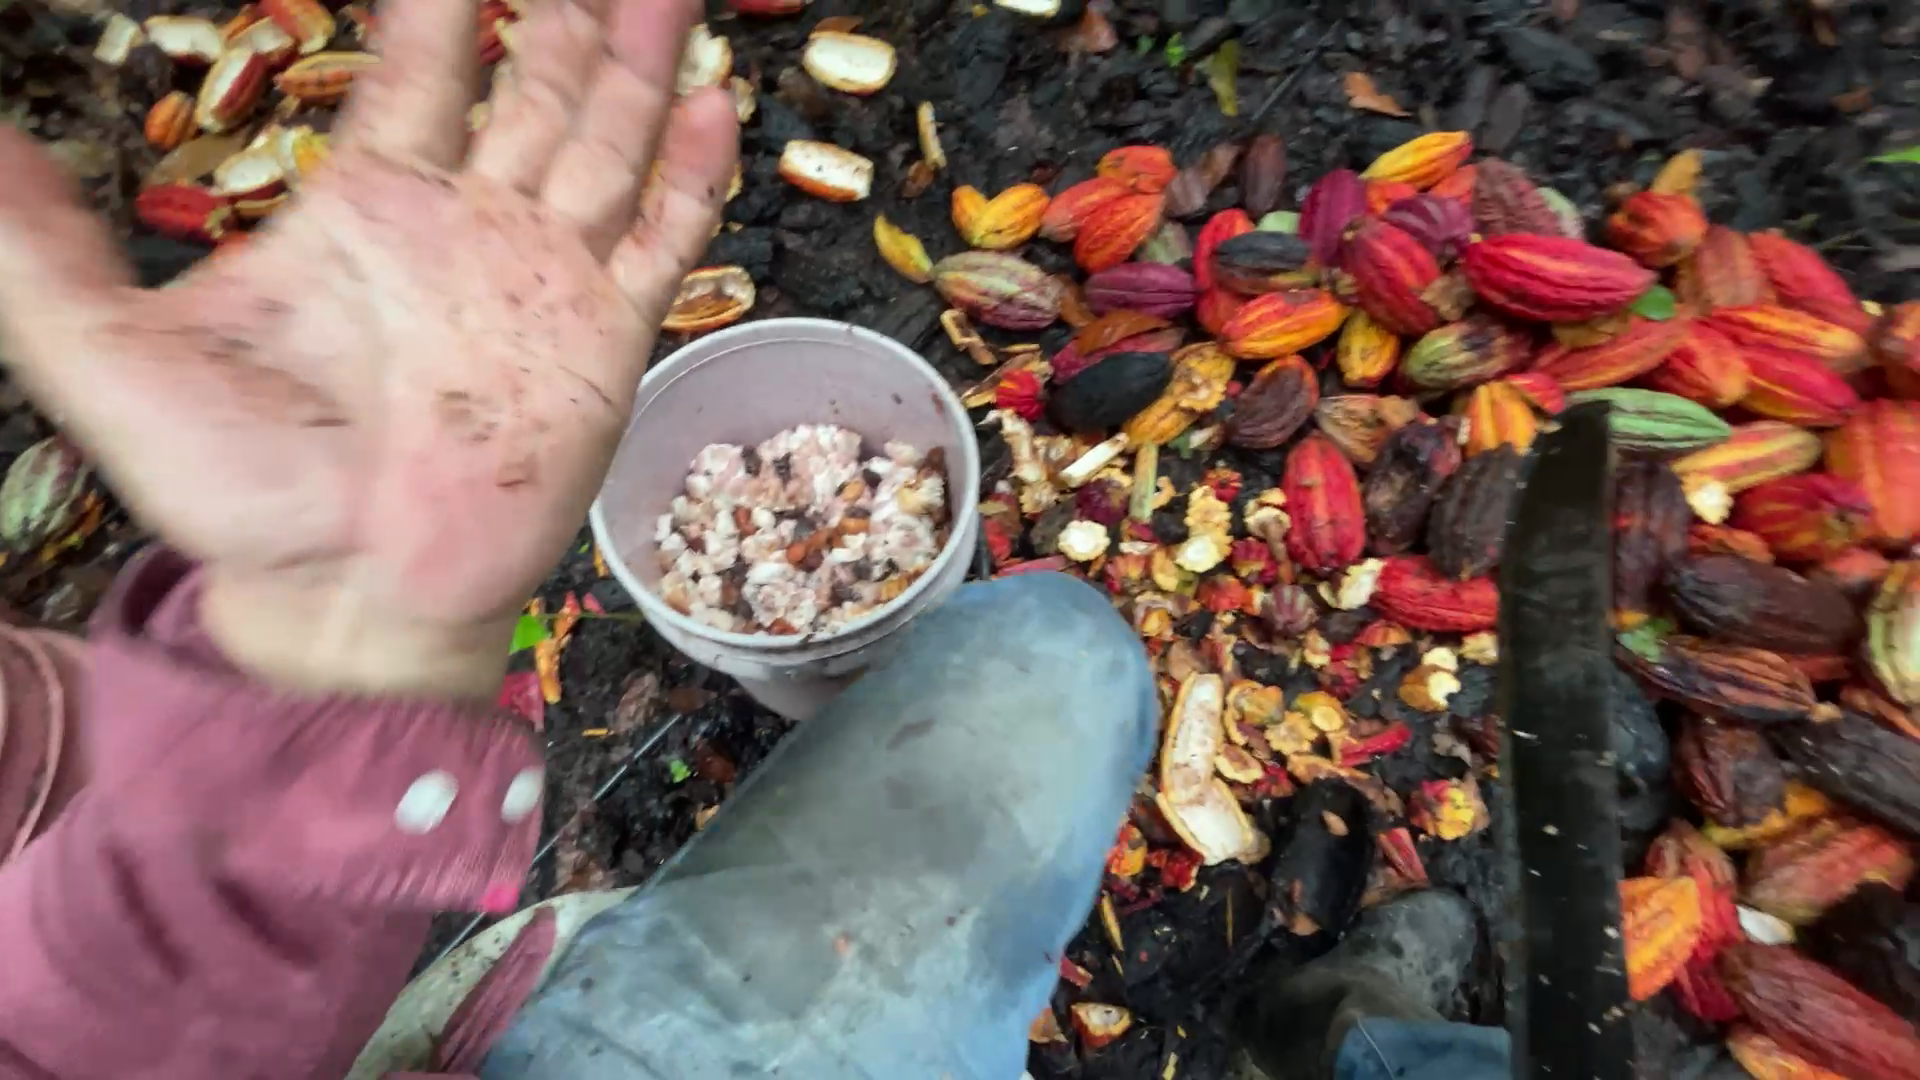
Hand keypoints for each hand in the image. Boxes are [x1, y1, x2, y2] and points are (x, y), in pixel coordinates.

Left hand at [0, 0, 737, 699]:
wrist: (361, 585)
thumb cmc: (242, 490)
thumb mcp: (106, 355)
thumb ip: (42, 237)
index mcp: (377, 210)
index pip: (422, 70)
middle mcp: (481, 232)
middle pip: (539, 92)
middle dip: (573, 16)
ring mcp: (556, 283)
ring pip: (611, 151)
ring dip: (642, 71)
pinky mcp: (610, 340)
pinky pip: (661, 245)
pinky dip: (689, 180)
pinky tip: (710, 109)